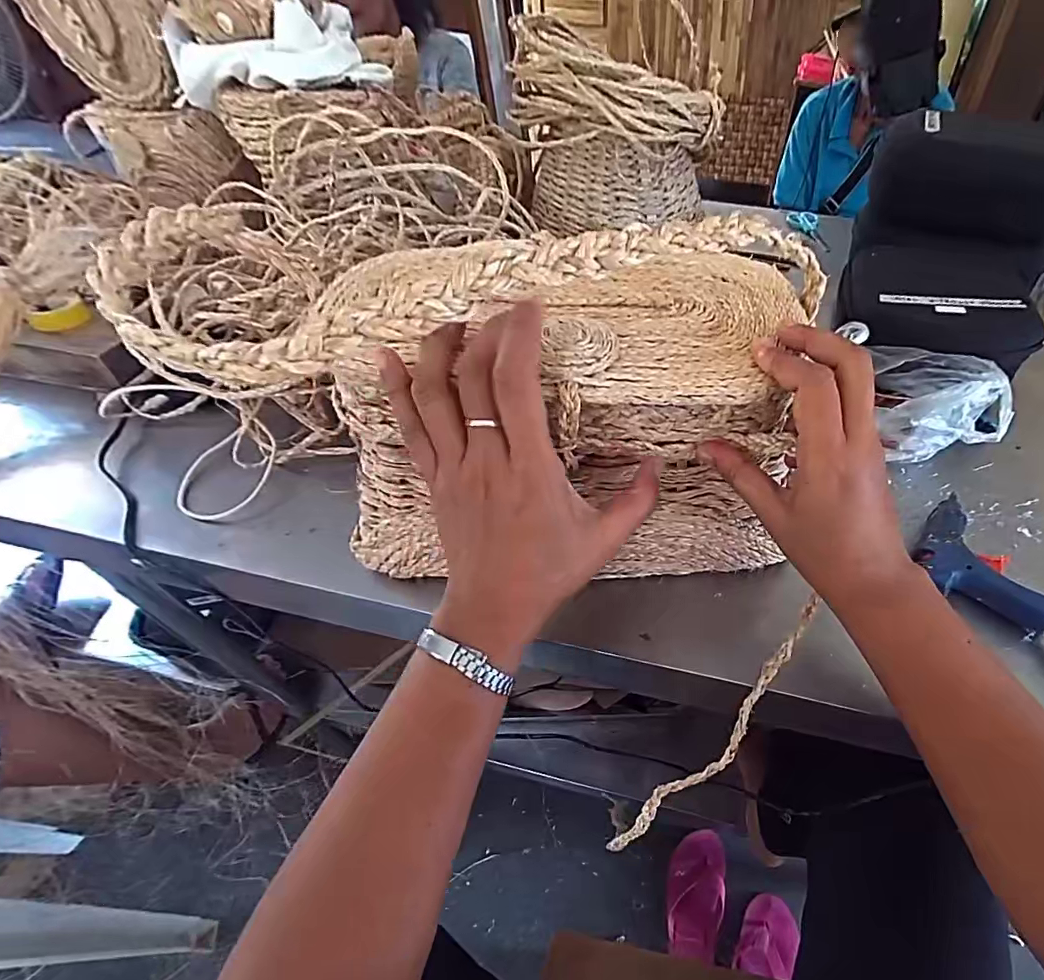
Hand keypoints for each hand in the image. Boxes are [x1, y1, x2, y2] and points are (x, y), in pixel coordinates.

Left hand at [380, 301, 660, 661]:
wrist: (492, 607)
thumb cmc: (548, 572)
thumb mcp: (604, 539)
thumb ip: (637, 500)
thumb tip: (658, 464)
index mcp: (530, 469)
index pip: (516, 386)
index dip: (519, 338)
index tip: (530, 308)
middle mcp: (486, 460)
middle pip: (473, 378)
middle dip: (486, 333)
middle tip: (502, 313)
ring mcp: (453, 468)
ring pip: (433, 395)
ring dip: (438, 351)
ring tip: (453, 323)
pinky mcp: (433, 479)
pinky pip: (409, 427)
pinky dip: (395, 389)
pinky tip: (385, 358)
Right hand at [701, 323, 922, 610]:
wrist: (874, 577)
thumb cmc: (825, 553)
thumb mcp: (775, 516)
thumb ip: (742, 475)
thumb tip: (708, 448)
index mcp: (830, 457)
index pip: (815, 386)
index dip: (786, 361)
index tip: (759, 354)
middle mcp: (859, 440)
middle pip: (854, 363)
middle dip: (818, 338)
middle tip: (783, 334)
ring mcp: (872, 441)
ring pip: (862, 377)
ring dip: (828, 355)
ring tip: (790, 355)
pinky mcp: (873, 447)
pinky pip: (857, 399)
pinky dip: (832, 382)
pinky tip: (802, 396)